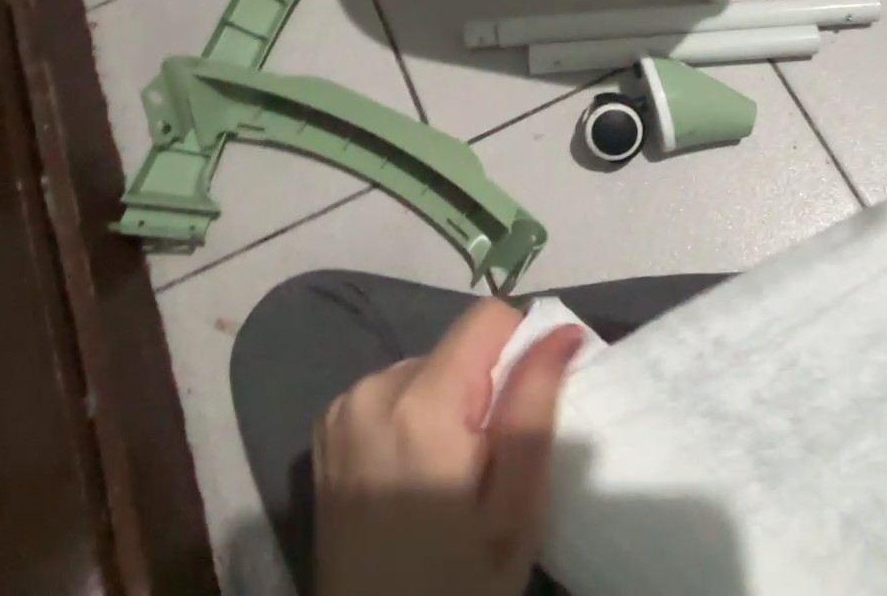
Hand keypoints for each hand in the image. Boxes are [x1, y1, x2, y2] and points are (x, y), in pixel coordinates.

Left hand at [313, 298, 583, 595]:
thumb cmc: (459, 579)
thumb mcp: (516, 504)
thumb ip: (535, 406)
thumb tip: (563, 331)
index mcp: (423, 402)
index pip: (487, 317)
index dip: (518, 352)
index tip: (519, 410)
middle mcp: (372, 388)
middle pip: (454, 348)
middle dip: (479, 389)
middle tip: (482, 463)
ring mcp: (341, 407)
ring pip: (423, 369)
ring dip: (443, 403)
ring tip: (443, 473)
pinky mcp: (323, 426)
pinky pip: (388, 392)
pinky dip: (408, 416)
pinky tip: (408, 472)